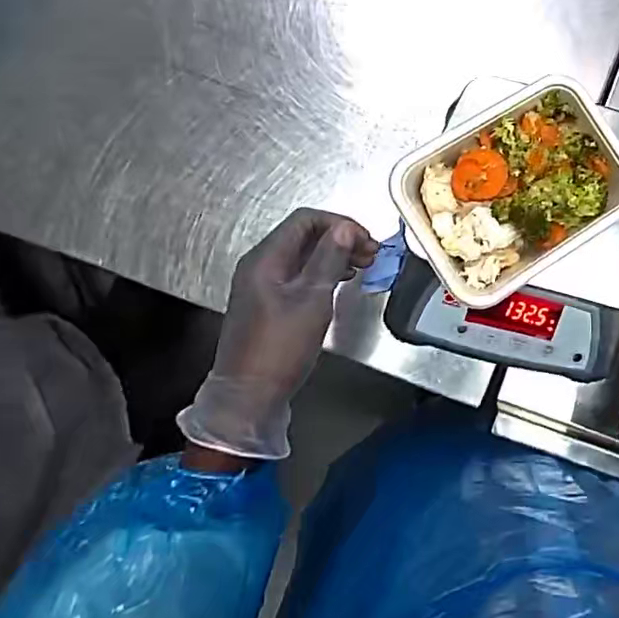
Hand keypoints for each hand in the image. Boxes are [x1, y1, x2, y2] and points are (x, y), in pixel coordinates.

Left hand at [176, 209, 378, 459]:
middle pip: (303, 235)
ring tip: (362, 265)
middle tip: (370, 253)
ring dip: (334, 254)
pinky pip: (298, 273)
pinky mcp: (268, 302)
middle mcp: (260, 266)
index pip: (305, 220)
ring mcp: (262, 284)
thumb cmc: (280, 349)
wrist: (248, 397)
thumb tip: (344, 230)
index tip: (366, 240)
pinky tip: (340, 281)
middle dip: (340, 238)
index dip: (340, 224)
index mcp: (265, 259)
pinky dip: (323, 271)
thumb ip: (329, 260)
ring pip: (303, 254)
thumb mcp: (312, 300)